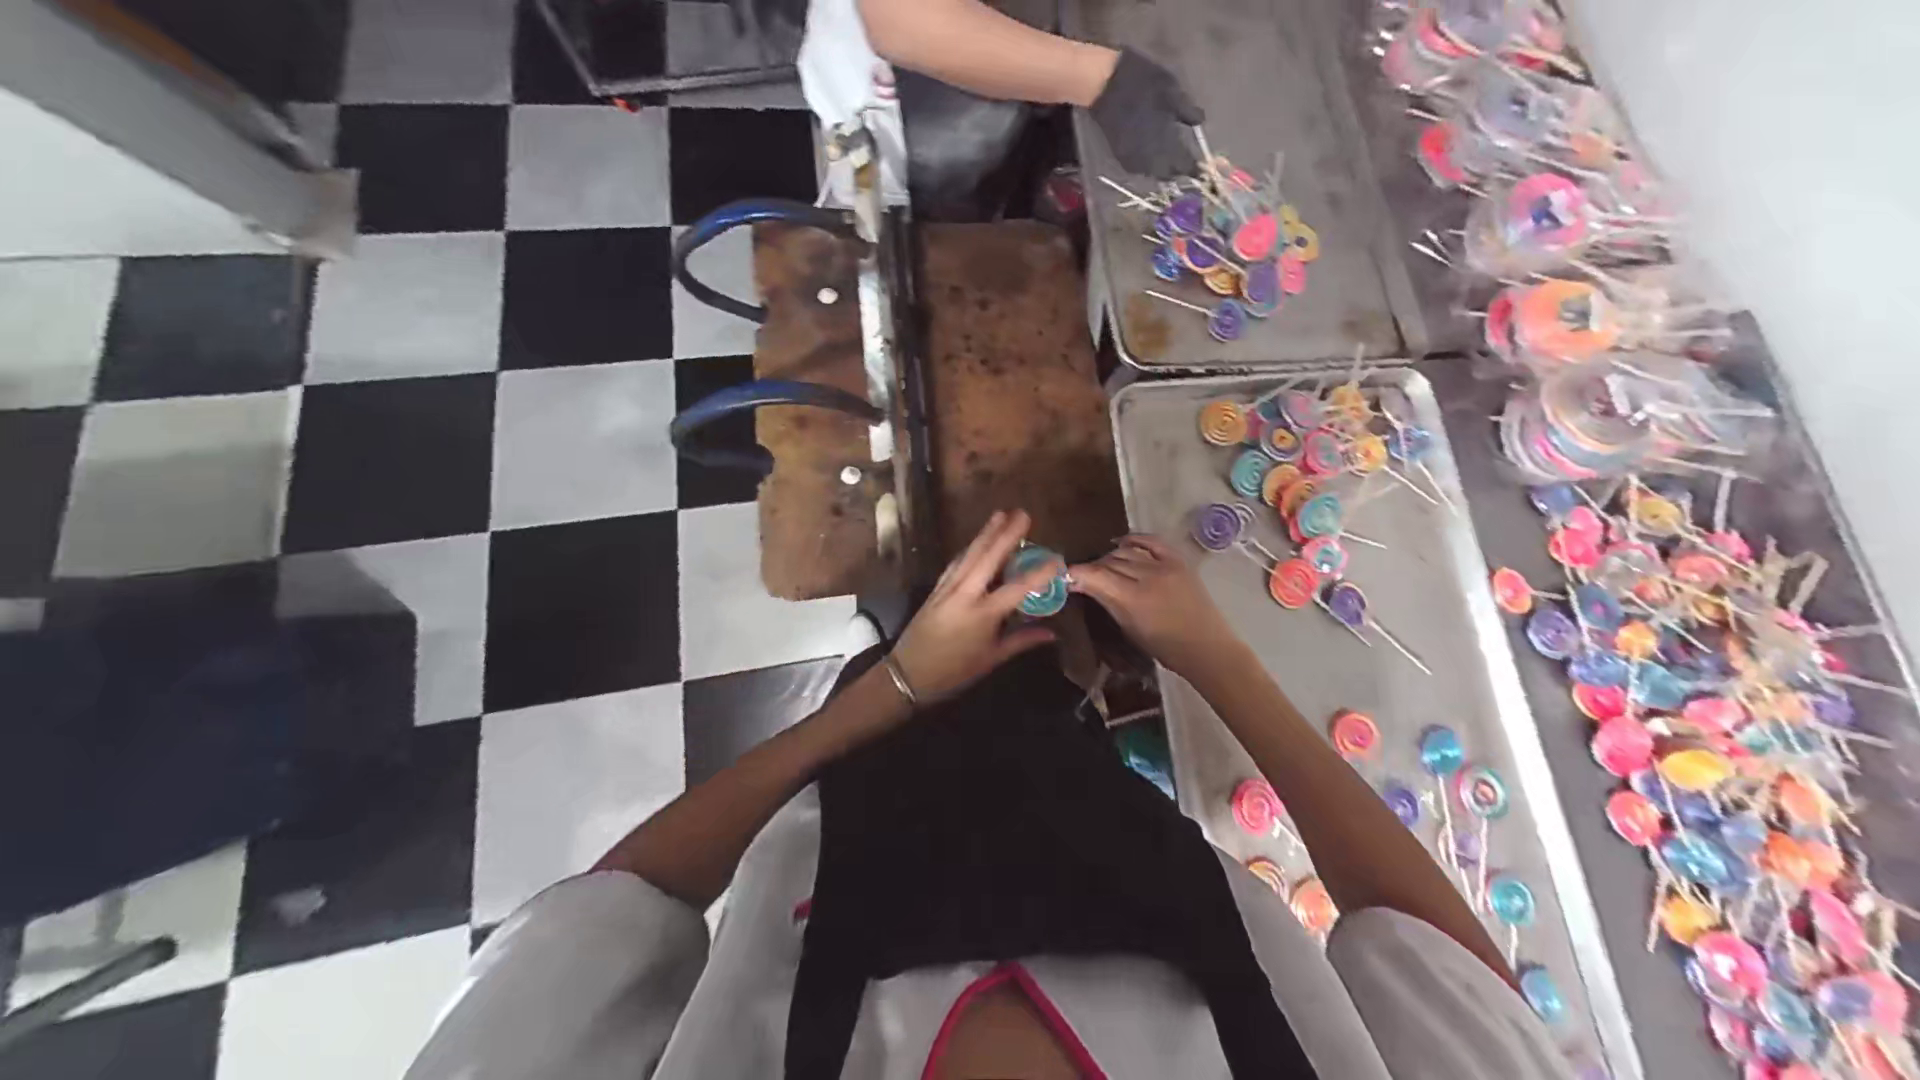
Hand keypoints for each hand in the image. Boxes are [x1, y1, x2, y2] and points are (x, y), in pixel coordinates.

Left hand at [890, 510, 1061, 704]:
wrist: (907, 675)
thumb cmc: (953, 672)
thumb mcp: (991, 659)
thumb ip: (1021, 641)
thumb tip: (1051, 632)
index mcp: (982, 615)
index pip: (1017, 588)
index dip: (1039, 573)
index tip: (1057, 559)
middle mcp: (965, 595)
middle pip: (988, 557)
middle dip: (1005, 534)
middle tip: (1022, 513)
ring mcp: (947, 589)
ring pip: (969, 555)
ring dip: (985, 534)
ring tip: (1000, 515)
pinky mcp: (935, 590)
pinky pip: (955, 564)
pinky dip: (968, 551)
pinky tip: (975, 542)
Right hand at [1068, 535, 1245, 679]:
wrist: (1206, 647)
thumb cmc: (1164, 647)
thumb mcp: (1128, 627)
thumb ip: (1106, 600)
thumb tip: (1081, 584)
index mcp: (1133, 597)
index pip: (1096, 575)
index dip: (1077, 573)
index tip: (1066, 577)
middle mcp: (1148, 575)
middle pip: (1109, 561)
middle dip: (1093, 568)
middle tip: (1086, 578)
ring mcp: (1165, 565)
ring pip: (1127, 552)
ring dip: (1111, 558)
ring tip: (1104, 568)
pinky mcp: (1178, 560)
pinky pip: (1150, 541)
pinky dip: (1133, 540)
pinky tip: (1121, 543)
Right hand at [1088, 47, 1204, 178]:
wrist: (1104, 85)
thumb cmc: (1140, 82)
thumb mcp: (1171, 90)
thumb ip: (1186, 111)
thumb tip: (1199, 123)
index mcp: (1165, 143)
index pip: (1184, 165)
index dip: (1194, 167)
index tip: (1202, 165)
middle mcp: (1149, 159)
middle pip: (1167, 174)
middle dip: (1178, 170)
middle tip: (1186, 161)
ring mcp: (1133, 160)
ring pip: (1153, 174)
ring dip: (1163, 169)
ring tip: (1171, 159)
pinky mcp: (1121, 157)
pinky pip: (1139, 169)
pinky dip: (1150, 165)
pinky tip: (1154, 155)